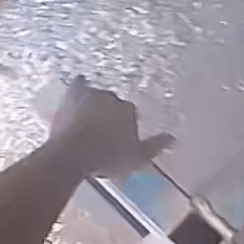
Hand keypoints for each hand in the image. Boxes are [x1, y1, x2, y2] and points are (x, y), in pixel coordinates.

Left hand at [48, 79, 172, 177]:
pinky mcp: (72, 94)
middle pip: (113, 103)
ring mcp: (91, 94)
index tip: (118, 138)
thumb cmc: (105, 157)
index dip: (124, 126)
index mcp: (128, 110)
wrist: (71, 154)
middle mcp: (112, 98)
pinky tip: (77, 94)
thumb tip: (172, 139)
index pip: (130, 114)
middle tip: (102, 132)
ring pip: (96, 95)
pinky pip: (78, 84)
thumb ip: (154, 146)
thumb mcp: (136, 158)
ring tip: (87, 121)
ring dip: (94, 104)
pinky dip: (79, 88)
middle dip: (109, 115)